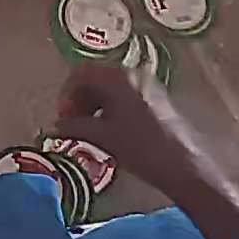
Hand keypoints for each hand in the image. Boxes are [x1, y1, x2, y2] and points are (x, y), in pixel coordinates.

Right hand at [53, 64, 233, 206]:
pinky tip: (107, 129)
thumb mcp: (102, 137)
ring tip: (87, 128)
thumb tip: (54, 125)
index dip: (66, 93)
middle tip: (71, 123)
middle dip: (79, 98)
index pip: (81, 73)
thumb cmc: (141, 148)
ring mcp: (146, 84)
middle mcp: (132, 74)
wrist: (183, 166)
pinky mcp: (155, 97)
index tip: (62, 116)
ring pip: (109, 86)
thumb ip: (74, 126)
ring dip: (93, 104)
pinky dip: (109, 106)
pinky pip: (124, 93)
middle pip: (95, 77)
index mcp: (117, 78)